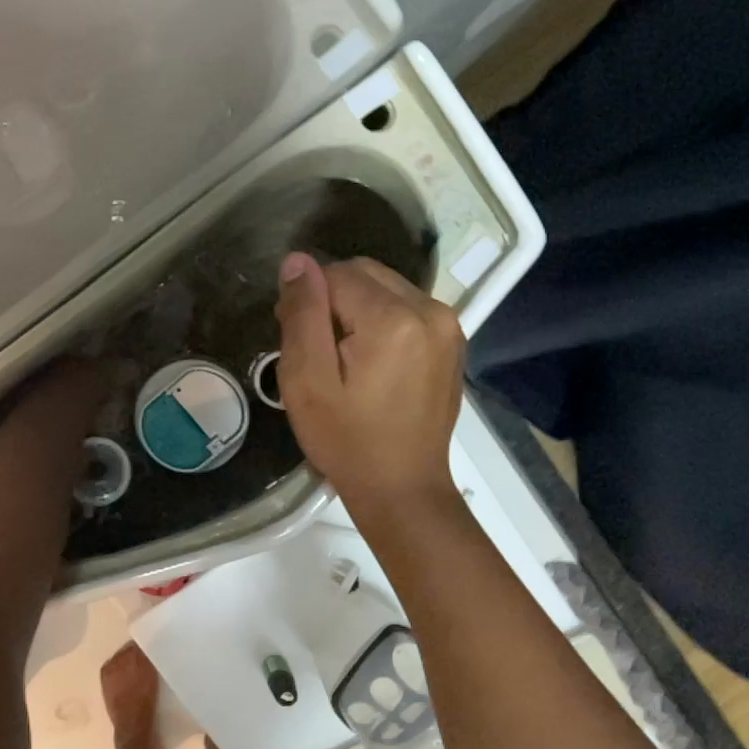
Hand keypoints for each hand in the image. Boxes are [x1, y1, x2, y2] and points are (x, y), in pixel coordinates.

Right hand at [274, 252, 464, 513]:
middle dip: (332, 300)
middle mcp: (429, 309)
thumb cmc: (345, 440)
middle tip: (315, 352)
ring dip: (356, 309)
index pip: (335, 274)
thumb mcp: (307, 381)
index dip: (306, 301)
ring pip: (385, 288)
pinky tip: (369, 363)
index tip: (296, 343)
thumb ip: (302, 315)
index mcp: (392, 318)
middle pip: (365, 273)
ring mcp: (447, 325)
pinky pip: (406, 308)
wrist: (401, 488)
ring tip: (341, 360)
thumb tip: (297, 261)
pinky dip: (380, 322)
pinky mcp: (452, 342)